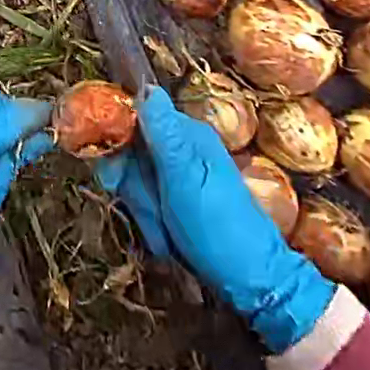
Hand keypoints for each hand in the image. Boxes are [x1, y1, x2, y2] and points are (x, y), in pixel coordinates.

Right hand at [96, 86, 334, 352]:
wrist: (255, 282)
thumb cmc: (218, 228)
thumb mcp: (184, 179)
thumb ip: (163, 133)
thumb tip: (147, 86)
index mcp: (188, 134)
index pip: (135, 120)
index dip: (118, 147)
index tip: (113, 178)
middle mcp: (186, 147)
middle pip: (134, 152)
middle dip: (132, 187)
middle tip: (150, 214)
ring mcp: (185, 174)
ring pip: (139, 180)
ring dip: (143, 209)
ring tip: (162, 234)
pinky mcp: (183, 199)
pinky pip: (152, 201)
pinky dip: (152, 221)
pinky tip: (164, 241)